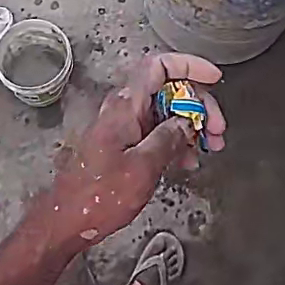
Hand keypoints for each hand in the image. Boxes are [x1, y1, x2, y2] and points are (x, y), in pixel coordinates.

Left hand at [26, 53, 225, 251]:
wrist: (67, 220)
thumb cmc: (100, 195)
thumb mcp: (142, 167)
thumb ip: (168, 139)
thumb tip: (187, 121)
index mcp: (125, 105)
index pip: (158, 65)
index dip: (189, 64)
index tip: (214, 78)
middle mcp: (124, 108)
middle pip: (168, 88)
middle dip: (198, 103)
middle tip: (218, 129)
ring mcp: (124, 125)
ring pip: (166, 111)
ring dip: (192, 124)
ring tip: (212, 146)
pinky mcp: (124, 144)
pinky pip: (157, 131)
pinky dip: (177, 140)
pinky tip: (189, 161)